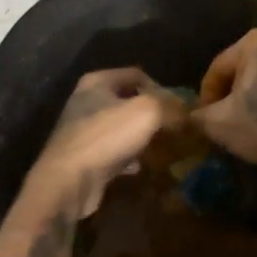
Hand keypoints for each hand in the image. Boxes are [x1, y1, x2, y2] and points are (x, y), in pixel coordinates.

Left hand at [25, 68, 176, 218]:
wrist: (69, 182)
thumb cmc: (107, 136)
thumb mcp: (147, 112)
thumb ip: (170, 106)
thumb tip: (187, 110)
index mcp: (97, 82)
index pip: (136, 74)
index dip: (160, 87)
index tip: (177, 106)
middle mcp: (86, 102)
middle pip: (128, 101)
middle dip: (152, 113)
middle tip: (173, 127)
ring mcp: (82, 131)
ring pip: (121, 128)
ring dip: (141, 136)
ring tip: (161, 147)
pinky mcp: (83, 158)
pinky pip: (113, 152)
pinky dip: (128, 158)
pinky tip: (141, 167)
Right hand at [192, 29, 256, 168]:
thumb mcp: (217, 124)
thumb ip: (195, 115)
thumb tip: (186, 116)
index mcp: (255, 41)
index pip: (217, 68)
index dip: (205, 95)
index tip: (203, 119)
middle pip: (238, 70)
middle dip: (227, 94)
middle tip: (219, 120)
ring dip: (246, 97)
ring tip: (239, 123)